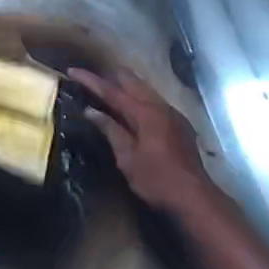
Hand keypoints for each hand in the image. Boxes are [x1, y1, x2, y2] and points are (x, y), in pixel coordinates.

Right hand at [67, 67, 215, 212]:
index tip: (72, 70)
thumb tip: (91, 111)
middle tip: (91, 80)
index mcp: (144, 113)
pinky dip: (139, 97)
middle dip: (110, 77)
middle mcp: (159, 106)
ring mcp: (172, 113)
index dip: (90, 80)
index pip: (111, 91)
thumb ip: (110, 130)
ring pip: (145, 88)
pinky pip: (155, 100)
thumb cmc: (157, 181)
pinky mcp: (179, 123)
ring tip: (108, 91)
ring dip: (126, 86)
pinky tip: (133, 109)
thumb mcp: (127, 159)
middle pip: (131, 81)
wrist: (195, 198)